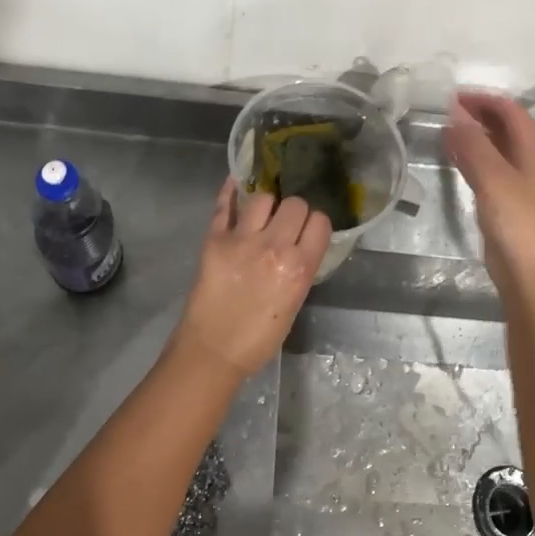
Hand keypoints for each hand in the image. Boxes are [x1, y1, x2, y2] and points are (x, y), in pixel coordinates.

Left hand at [168, 178, 331, 379]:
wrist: (214, 350)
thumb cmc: (259, 337)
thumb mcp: (294, 303)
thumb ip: (300, 269)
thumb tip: (300, 244)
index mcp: (299, 268)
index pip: (320, 222)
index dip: (316, 224)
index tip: (309, 230)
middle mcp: (274, 247)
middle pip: (295, 204)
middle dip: (294, 211)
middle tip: (285, 223)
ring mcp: (242, 240)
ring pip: (263, 197)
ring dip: (266, 204)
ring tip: (261, 216)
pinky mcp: (215, 239)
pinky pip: (224, 205)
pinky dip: (230, 192)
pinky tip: (235, 185)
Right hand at [446, 91, 534, 296]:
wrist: (528, 273)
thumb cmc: (516, 223)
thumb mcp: (493, 178)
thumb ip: (474, 143)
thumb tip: (455, 112)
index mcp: (531, 150)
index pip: (510, 110)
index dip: (484, 98)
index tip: (453, 95)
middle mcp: (526, 160)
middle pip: (503, 125)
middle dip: (477, 113)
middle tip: (445, 109)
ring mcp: (516, 181)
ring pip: (494, 146)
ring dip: (472, 133)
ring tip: (444, 128)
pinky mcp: (503, 200)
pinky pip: (485, 167)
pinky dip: (470, 156)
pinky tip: (452, 157)